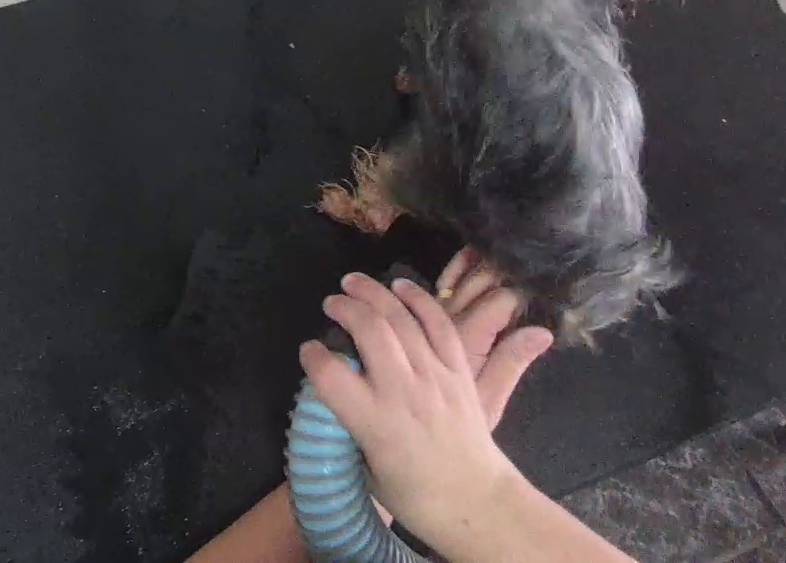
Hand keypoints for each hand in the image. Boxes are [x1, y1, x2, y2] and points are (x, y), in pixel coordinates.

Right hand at [298, 272, 553, 547]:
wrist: (477, 502)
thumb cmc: (416, 495)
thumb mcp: (367, 470)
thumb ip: (349, 425)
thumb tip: (333, 392)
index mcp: (375, 423)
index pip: (332, 376)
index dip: (313, 356)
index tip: (309, 349)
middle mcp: (403, 392)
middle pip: (369, 330)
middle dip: (345, 307)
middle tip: (332, 302)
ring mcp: (434, 376)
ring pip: (401, 319)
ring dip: (374, 293)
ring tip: (354, 282)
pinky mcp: (458, 370)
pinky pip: (439, 323)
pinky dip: (419, 299)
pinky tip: (400, 285)